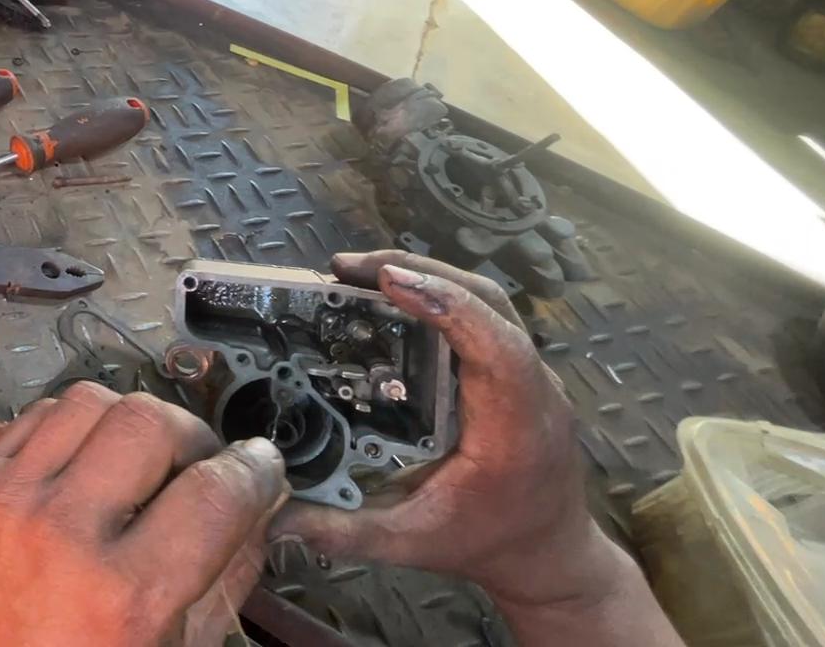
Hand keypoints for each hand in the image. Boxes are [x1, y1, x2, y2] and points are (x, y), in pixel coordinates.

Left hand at [0, 383, 287, 646]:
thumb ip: (229, 568)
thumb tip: (261, 497)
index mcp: (124, 595)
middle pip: (146, 424)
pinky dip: (78, 423)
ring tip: (144, 456)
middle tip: (199, 462)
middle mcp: (64, 532)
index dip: (252, 470)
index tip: (261, 464)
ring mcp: (15, 496)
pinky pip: (42, 412)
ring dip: (131, 419)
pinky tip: (93, 455)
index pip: (211, 495)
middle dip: (191, 434)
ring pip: (90, 400)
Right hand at [272, 252, 682, 646]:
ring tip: (354, 271)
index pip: (498, 348)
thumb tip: (272, 521)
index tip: (388, 283)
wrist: (551, 556)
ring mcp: (522, 372)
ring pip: (484, 297)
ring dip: (422, 272)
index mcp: (515, 427)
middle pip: (487, 302)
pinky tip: (382, 291)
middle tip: (344, 268)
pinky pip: (475, 309)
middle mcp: (528, 388)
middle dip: (418, 272)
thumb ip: (346, 533)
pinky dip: (429, 288)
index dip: (447, 306)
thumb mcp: (414, 544)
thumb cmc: (489, 544)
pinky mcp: (506, 366)